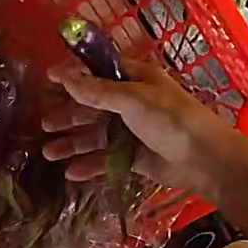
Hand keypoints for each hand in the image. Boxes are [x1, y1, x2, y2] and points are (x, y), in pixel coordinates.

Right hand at [41, 58, 241, 196]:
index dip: (74, 76)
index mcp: (136, 80)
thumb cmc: (171, 119)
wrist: (204, 159)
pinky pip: (107, 159)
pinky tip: (71, 173)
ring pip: (97, 135)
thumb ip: (97, 91)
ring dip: (73, 143)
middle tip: (43, 124)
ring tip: (49, 153)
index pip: (99, 73)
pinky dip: (90, 165)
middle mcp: (132, 103)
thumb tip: (64, 77)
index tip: (47, 79)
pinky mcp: (136, 157)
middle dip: (68, 115)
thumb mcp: (133, 99)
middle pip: (93, 107)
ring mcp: (134, 131)